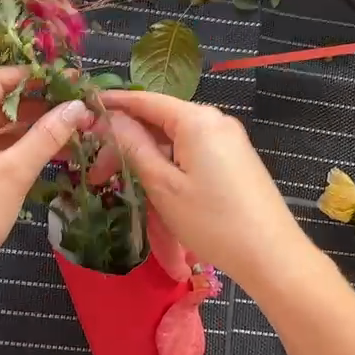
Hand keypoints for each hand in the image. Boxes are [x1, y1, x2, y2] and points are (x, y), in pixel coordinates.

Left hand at [0, 67, 94, 308]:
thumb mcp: (14, 173)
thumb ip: (47, 137)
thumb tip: (79, 106)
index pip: (0, 80)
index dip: (36, 77)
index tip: (72, 79)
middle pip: (2, 101)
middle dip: (40, 102)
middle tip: (80, 103)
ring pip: (2, 125)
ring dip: (34, 125)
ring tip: (74, 123)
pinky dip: (22, 144)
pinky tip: (52, 146)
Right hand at [96, 90, 312, 288]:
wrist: (271, 255)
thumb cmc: (212, 221)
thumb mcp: (163, 185)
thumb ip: (134, 146)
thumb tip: (110, 118)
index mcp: (196, 119)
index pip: (145, 100)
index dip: (113, 105)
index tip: (83, 111)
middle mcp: (214, 120)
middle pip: (159, 120)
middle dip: (125, 141)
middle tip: (95, 173)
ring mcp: (228, 139)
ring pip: (175, 138)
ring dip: (145, 155)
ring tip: (119, 181)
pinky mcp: (235, 159)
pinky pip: (192, 150)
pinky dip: (167, 162)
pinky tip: (152, 182)